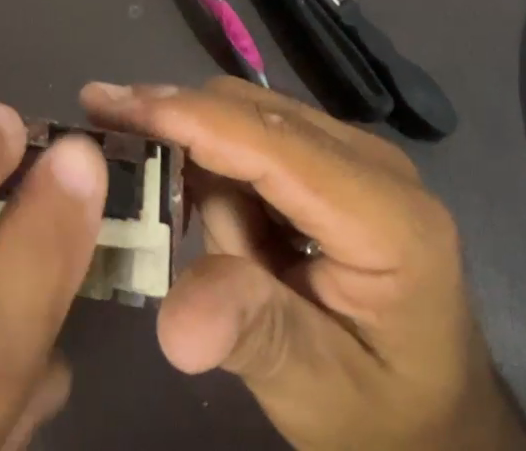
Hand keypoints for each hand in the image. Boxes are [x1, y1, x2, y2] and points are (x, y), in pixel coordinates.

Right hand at [82, 77, 525, 450]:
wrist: (429, 419)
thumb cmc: (378, 411)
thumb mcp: (314, 386)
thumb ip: (251, 335)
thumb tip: (176, 322)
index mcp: (387, 220)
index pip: (273, 145)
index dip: (187, 119)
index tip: (104, 105)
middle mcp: (374, 168)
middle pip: (253, 113)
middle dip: (172, 124)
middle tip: (96, 141)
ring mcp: (353, 162)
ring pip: (244, 119)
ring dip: (190, 154)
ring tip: (166, 208)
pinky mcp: (331, 169)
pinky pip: (251, 141)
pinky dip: (208, 166)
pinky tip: (200, 215)